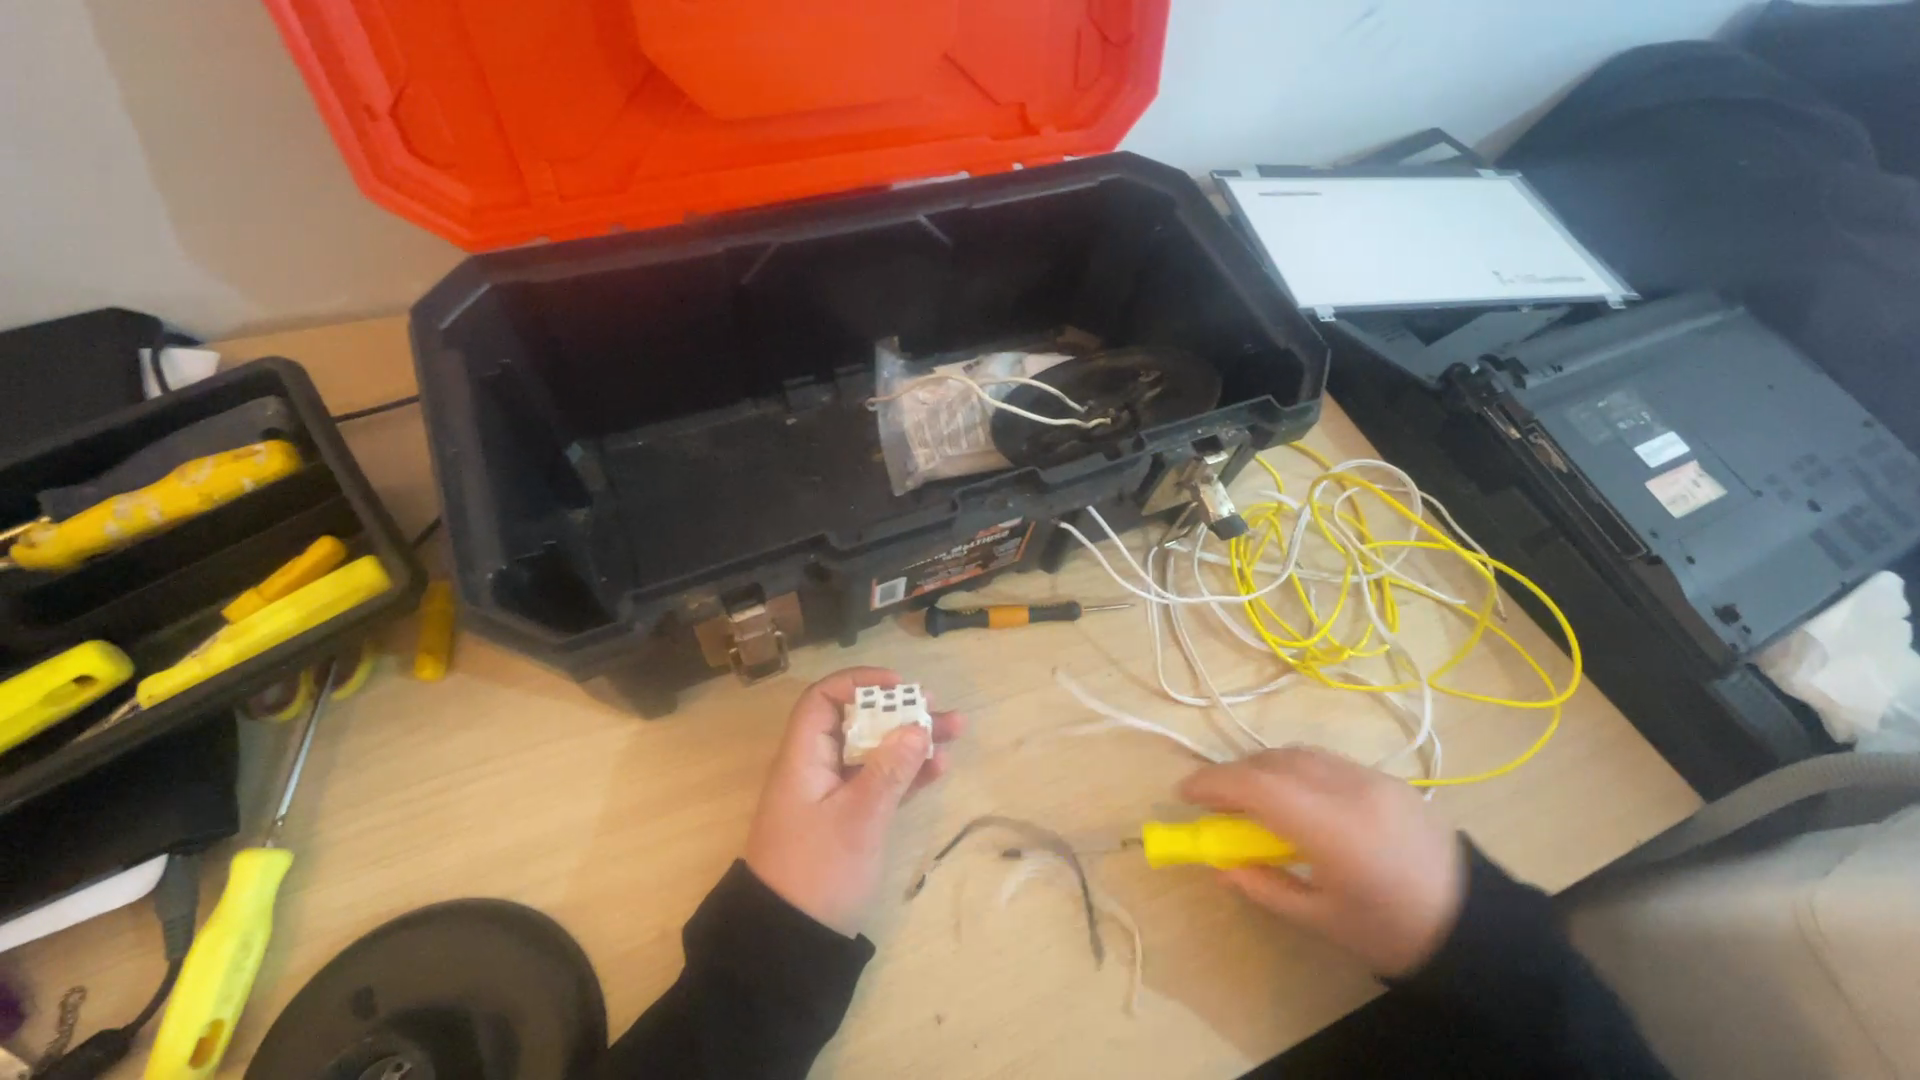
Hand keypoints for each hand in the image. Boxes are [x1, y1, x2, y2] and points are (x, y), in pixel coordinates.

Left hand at [745, 667, 963, 935]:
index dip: (859, 684)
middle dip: (899, 713)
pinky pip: (879, 782)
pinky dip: (906, 773)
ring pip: (874, 752)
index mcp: (804, 758)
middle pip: (858, 724)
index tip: (900, 687)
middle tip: (941, 709)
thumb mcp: (858, 819)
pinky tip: (939, 768)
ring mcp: (832, 795)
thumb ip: (888, 771)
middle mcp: (816, 768)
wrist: (790, 941)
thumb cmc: (818, 871)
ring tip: (956, 733)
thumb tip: (917, 727)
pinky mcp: (847, 819)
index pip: (824, 700)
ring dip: (911, 741)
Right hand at [1178, 748, 1465, 976]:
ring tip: (1247, 797)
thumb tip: (1218, 864)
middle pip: (1273, 762)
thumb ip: (1263, 886)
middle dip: (1233, 774)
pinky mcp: (1390, 779)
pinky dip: (1295, 770)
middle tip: (1211, 801)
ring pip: (1299, 754)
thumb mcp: (1321, 920)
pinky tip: (1291, 797)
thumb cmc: (1392, 933)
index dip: (1212, 783)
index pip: (1257, 786)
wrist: (1480, 930)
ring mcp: (1374, 779)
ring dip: (1263, 768)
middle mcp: (1351, 790)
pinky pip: (1326, 761)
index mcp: (1333, 828)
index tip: (1183, 795)